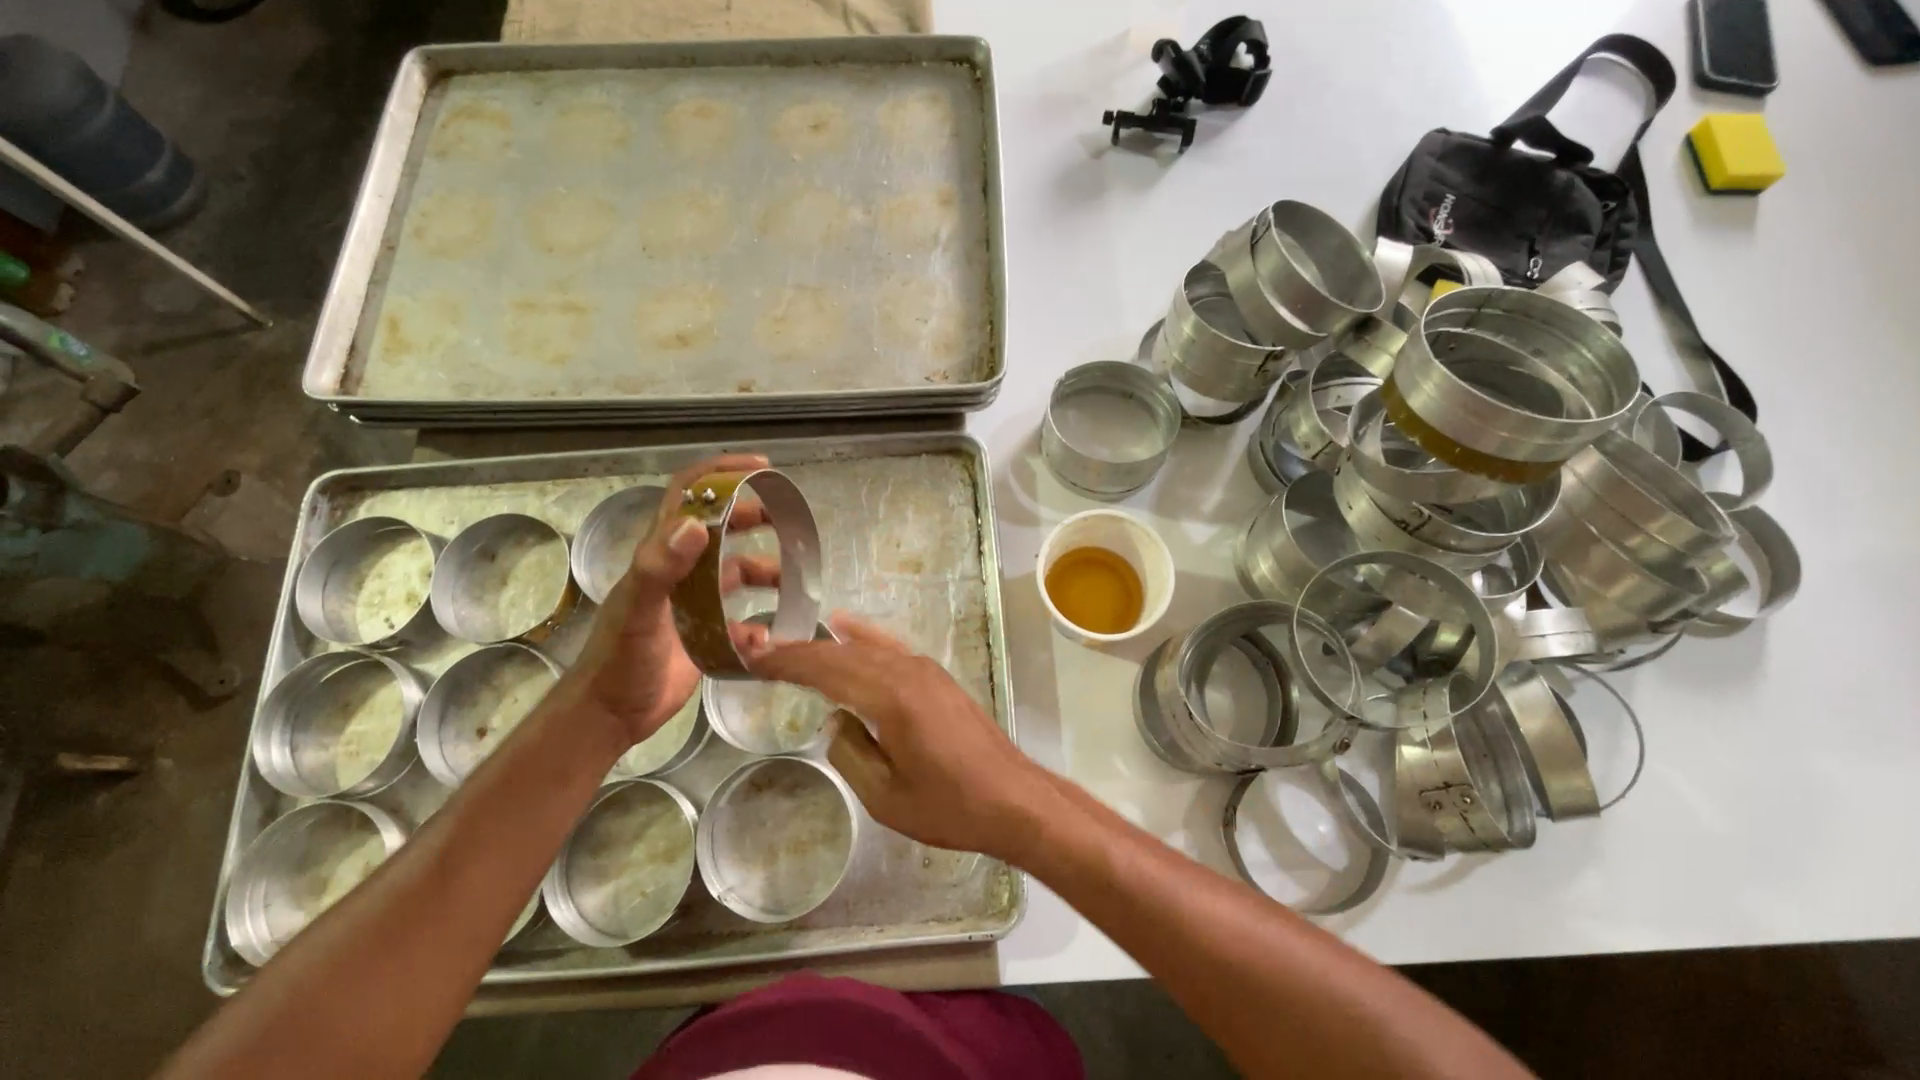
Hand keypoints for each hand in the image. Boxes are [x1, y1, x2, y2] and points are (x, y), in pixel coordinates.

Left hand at [569, 453, 778, 745]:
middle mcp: (678, 571)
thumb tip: (696, 525)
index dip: (720, 474)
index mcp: (659, 555)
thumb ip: (660, 568)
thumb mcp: (638, 611)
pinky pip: (739, 619)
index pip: (687, 496)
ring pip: (733, 573)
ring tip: (795, 578)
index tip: (760, 467)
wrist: (611, 714)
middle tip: (788, 518)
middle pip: (717, 528)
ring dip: (764, 570)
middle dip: (751, 516)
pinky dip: (759, 622)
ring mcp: (691, 603)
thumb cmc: (619, 660)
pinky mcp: (703, 634)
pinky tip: (773, 633)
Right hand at [748, 614, 1064, 864]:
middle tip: (760, 650)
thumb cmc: (950, 806)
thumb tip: (836, 721)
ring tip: (791, 644)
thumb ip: (850, 753)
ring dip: (828, 645)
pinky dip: (865, 638)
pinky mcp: (938, 679)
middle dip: (801, 650)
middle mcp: (907, 672)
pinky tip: (847, 628)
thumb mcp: (885, 796)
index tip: (752, 657)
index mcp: (891, 697)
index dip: (787, 662)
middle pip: (843, 652)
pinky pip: (891, 650)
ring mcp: (927, 671)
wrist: (1014, 800)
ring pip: (867, 647)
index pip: (827, 668)